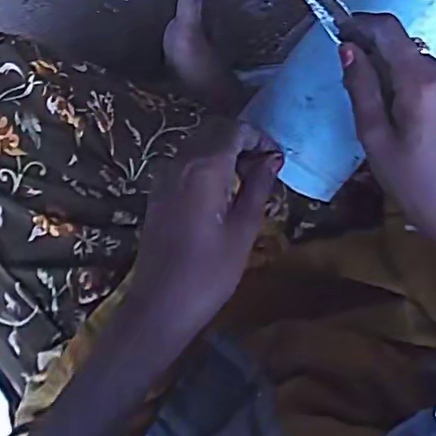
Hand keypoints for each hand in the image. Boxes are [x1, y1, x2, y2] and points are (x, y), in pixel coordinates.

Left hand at [130, 117, 283, 335]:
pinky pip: (187, 160)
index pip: (235, 130)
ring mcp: (165, 174)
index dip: (259, 137)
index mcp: (205, 167)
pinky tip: (222, 190)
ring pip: (199, 142)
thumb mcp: (244, 228)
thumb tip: (272, 159)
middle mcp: (181, 161)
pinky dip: (208, 162)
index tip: (277, 158)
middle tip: (265, 167)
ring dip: (225, 150)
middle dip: (243, 140)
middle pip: (215, 130)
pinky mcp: (158, 190)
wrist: (160, 305)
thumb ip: (258, 186)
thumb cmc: (209, 272)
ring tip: (248, 179)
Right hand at [338, 14, 435, 246]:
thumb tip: (348, 49)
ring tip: (376, 107)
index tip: (340, 30)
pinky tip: (403, 116)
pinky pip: (433, 78)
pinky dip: (411, 83)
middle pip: (403, 46)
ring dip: (393, 70)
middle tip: (351, 80)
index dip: (361, 22)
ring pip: (417, 62)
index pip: (389, 29)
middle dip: (374, 52)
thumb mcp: (374, 136)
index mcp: (420, 80)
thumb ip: (361, 87)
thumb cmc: (411, 180)